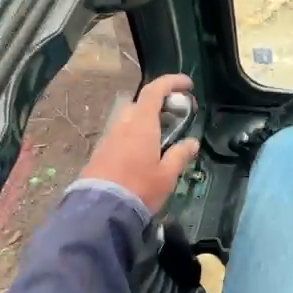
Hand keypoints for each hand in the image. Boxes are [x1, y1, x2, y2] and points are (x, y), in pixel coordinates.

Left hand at [81, 74, 199, 214]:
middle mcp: (122, 124)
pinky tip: (143, 155)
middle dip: (160, 105)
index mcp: (141, 123)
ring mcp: (109, 138)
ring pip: (130, 119)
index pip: (155, 90)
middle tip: (176, 118)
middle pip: (141, 104)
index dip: (172, 82)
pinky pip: (121, 134)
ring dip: (147, 122)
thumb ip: (180, 155)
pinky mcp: (100, 152)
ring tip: (162, 139)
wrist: (100, 211)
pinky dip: (135, 135)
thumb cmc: (139, 188)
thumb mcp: (167, 175)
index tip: (188, 85)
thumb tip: (192, 142)